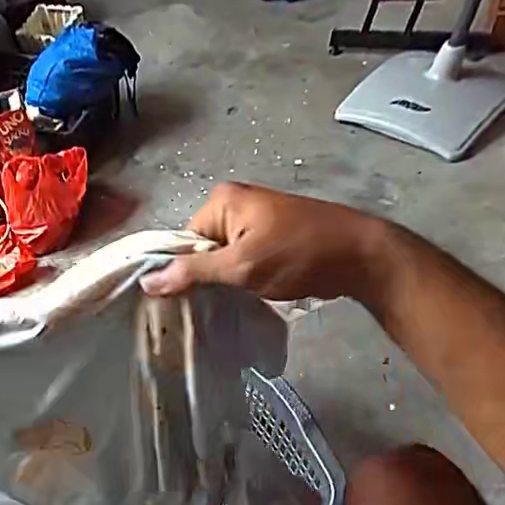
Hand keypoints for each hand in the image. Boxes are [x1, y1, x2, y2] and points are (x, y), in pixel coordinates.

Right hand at [138, 182, 397, 303]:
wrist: (357, 256)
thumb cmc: (298, 255)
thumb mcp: (241, 267)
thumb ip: (193, 272)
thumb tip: (147, 281)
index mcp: (222, 200)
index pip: (183, 240)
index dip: (183, 271)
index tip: (186, 301)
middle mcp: (234, 204)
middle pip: (200, 249)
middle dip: (205, 277)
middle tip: (211, 304)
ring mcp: (254, 221)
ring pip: (221, 258)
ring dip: (225, 281)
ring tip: (231, 300)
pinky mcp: (269, 238)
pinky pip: (241, 261)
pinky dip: (241, 279)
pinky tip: (246, 296)